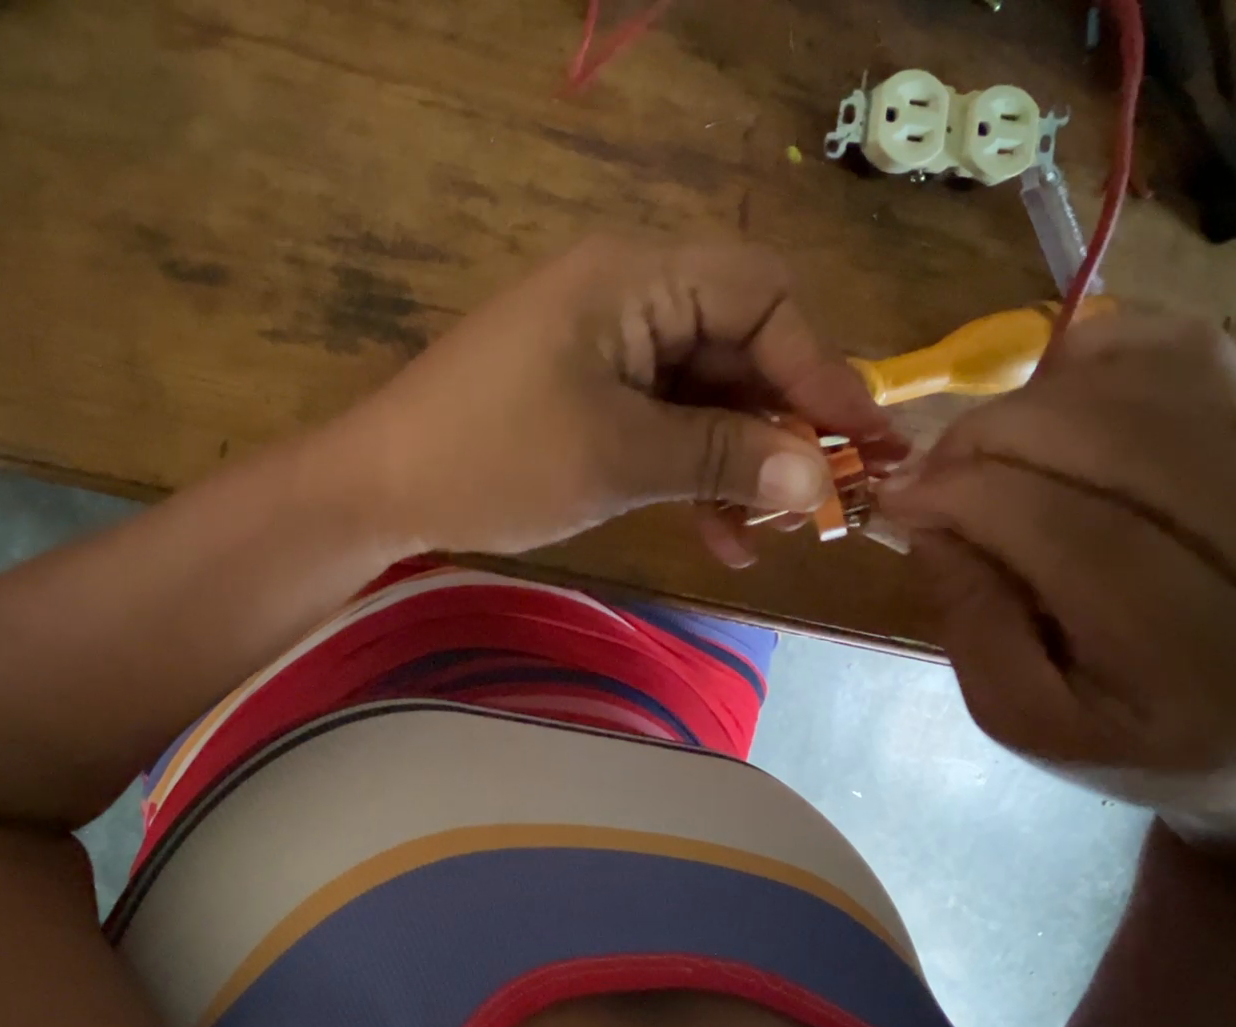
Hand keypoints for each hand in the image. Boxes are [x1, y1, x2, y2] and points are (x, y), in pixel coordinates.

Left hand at [331, 236, 902, 561]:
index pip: (762, 295)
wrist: (378, 488)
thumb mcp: (620, 459)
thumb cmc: (494, 458)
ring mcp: (601, 347)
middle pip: (737, 345)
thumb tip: (818, 479)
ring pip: (701, 394)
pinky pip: (658, 420)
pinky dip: (690, 471)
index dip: (817, 366)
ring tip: (770, 535)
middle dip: (779, 425)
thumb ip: (725, 458)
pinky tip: (718, 537)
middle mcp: (625, 297)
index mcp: (633, 279)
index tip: (857, 444)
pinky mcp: (583, 393)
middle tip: (822, 499)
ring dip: (737, 461)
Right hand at [880, 312, 1235, 778]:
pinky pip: (1200, 368)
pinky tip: (1051, 391)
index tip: (898, 490)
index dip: (975, 495)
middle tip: (934, 461)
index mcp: (1231, 676)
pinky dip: (1104, 360)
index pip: (1088, 540)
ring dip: (1041, 400)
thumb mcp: (1019, 715)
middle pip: (1135, 446)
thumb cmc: (1127, 744)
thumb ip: (969, 616)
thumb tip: (927, 507)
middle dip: (1001, 432)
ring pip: (1164, 395)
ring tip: (985, 447)